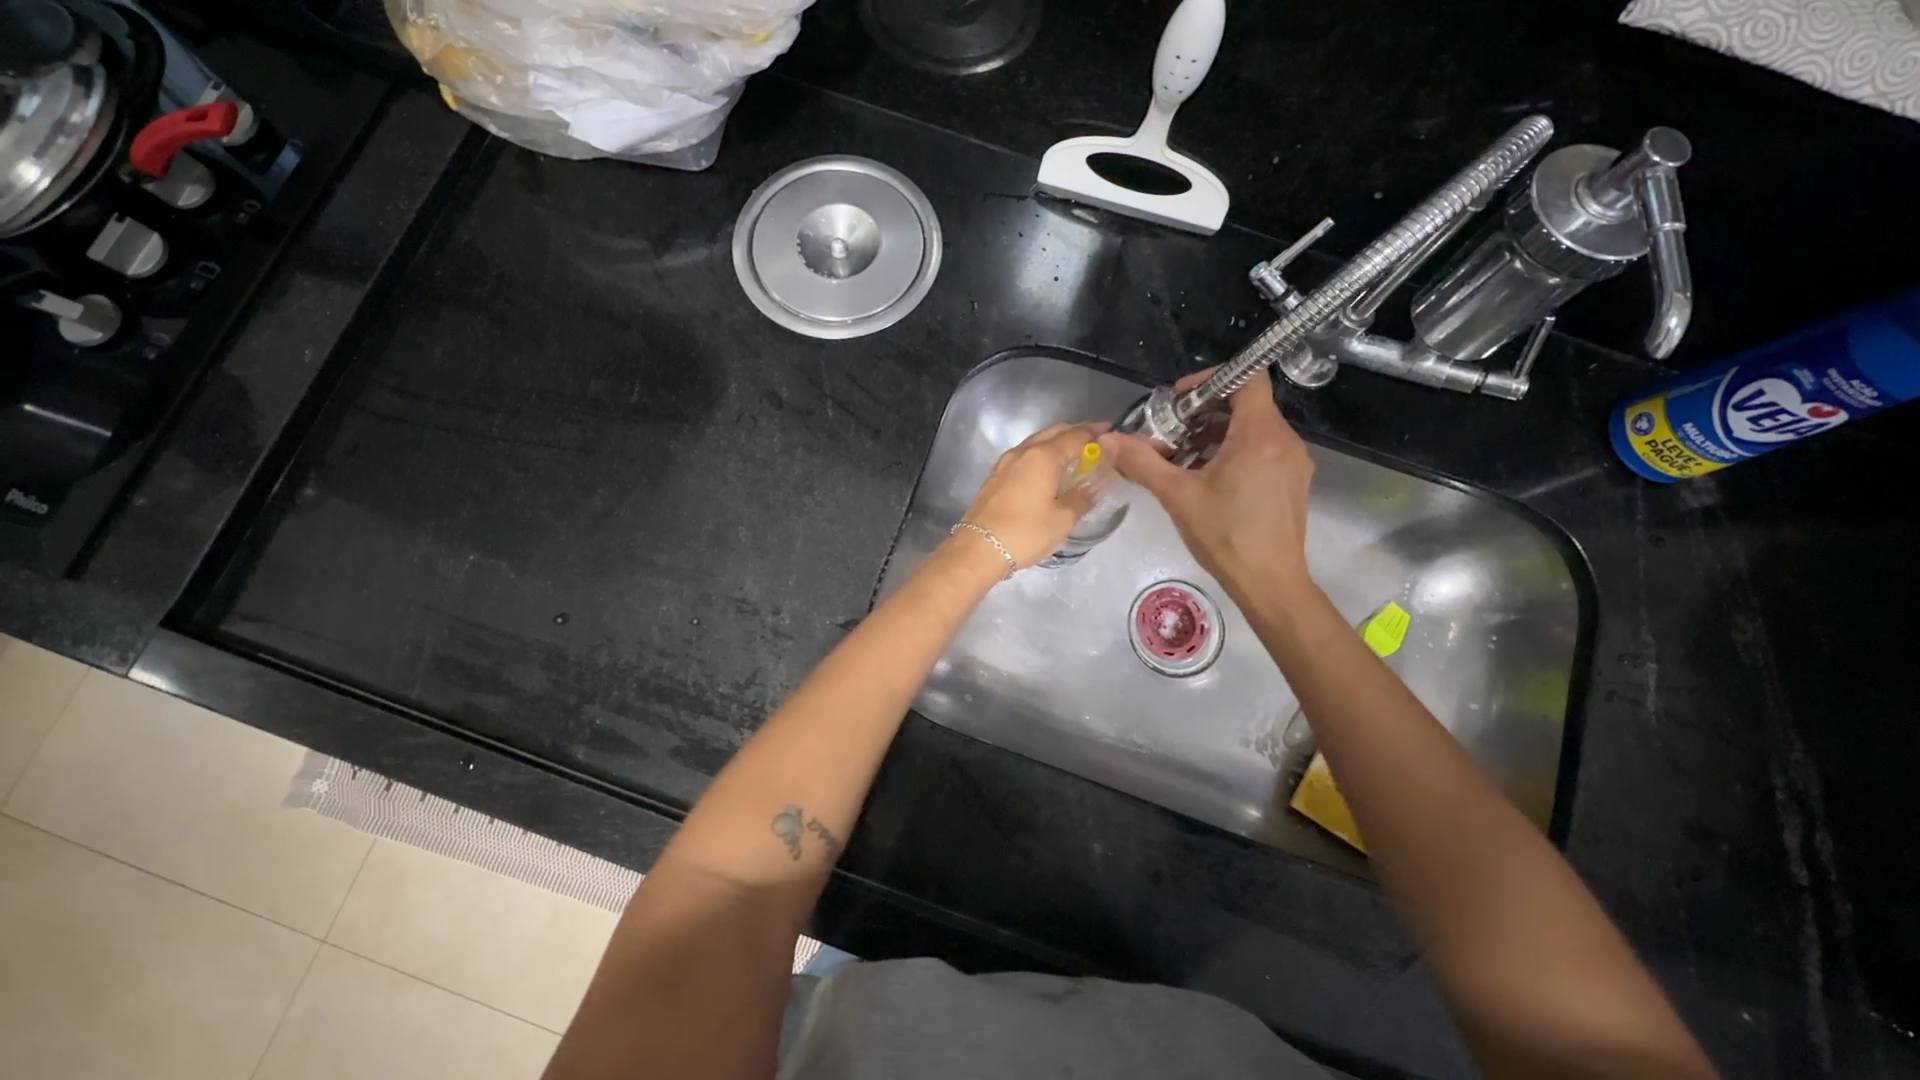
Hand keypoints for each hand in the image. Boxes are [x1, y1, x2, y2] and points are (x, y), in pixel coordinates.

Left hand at [955, 423, 1100, 568]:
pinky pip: (1024, 456)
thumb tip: (1094, 486)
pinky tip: (1048, 470)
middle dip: (1076, 433)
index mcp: (1043, 456)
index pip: (1075, 436)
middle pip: (1054, 432)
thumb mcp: (1063, 519)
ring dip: (1057, 443)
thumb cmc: (1026, 533)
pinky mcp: (995, 476)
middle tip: (1095, 442)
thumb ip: (1082, 497)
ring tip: (1074, 456)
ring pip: (1036, 442)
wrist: (979, 549)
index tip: (1111, 435)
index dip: (1095, 434)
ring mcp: (1006, 462)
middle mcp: (1023, 451)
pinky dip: (1041, 455)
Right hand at [1102, 367, 1314, 602]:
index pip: (1247, 378)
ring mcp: (1294, 462)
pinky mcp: (1293, 482)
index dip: (1211, 380)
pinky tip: (1209, 480)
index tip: (1179, 400)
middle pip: (1247, 404)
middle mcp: (1284, 440)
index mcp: (1260, 434)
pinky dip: (1235, 452)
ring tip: (1184, 459)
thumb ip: (1143, 462)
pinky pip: (1264, 450)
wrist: (1270, 583)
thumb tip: (1108, 439)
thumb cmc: (1225, 536)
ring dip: (1217, 435)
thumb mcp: (1177, 496)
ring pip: (1254, 429)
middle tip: (1172, 432)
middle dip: (1205, 412)